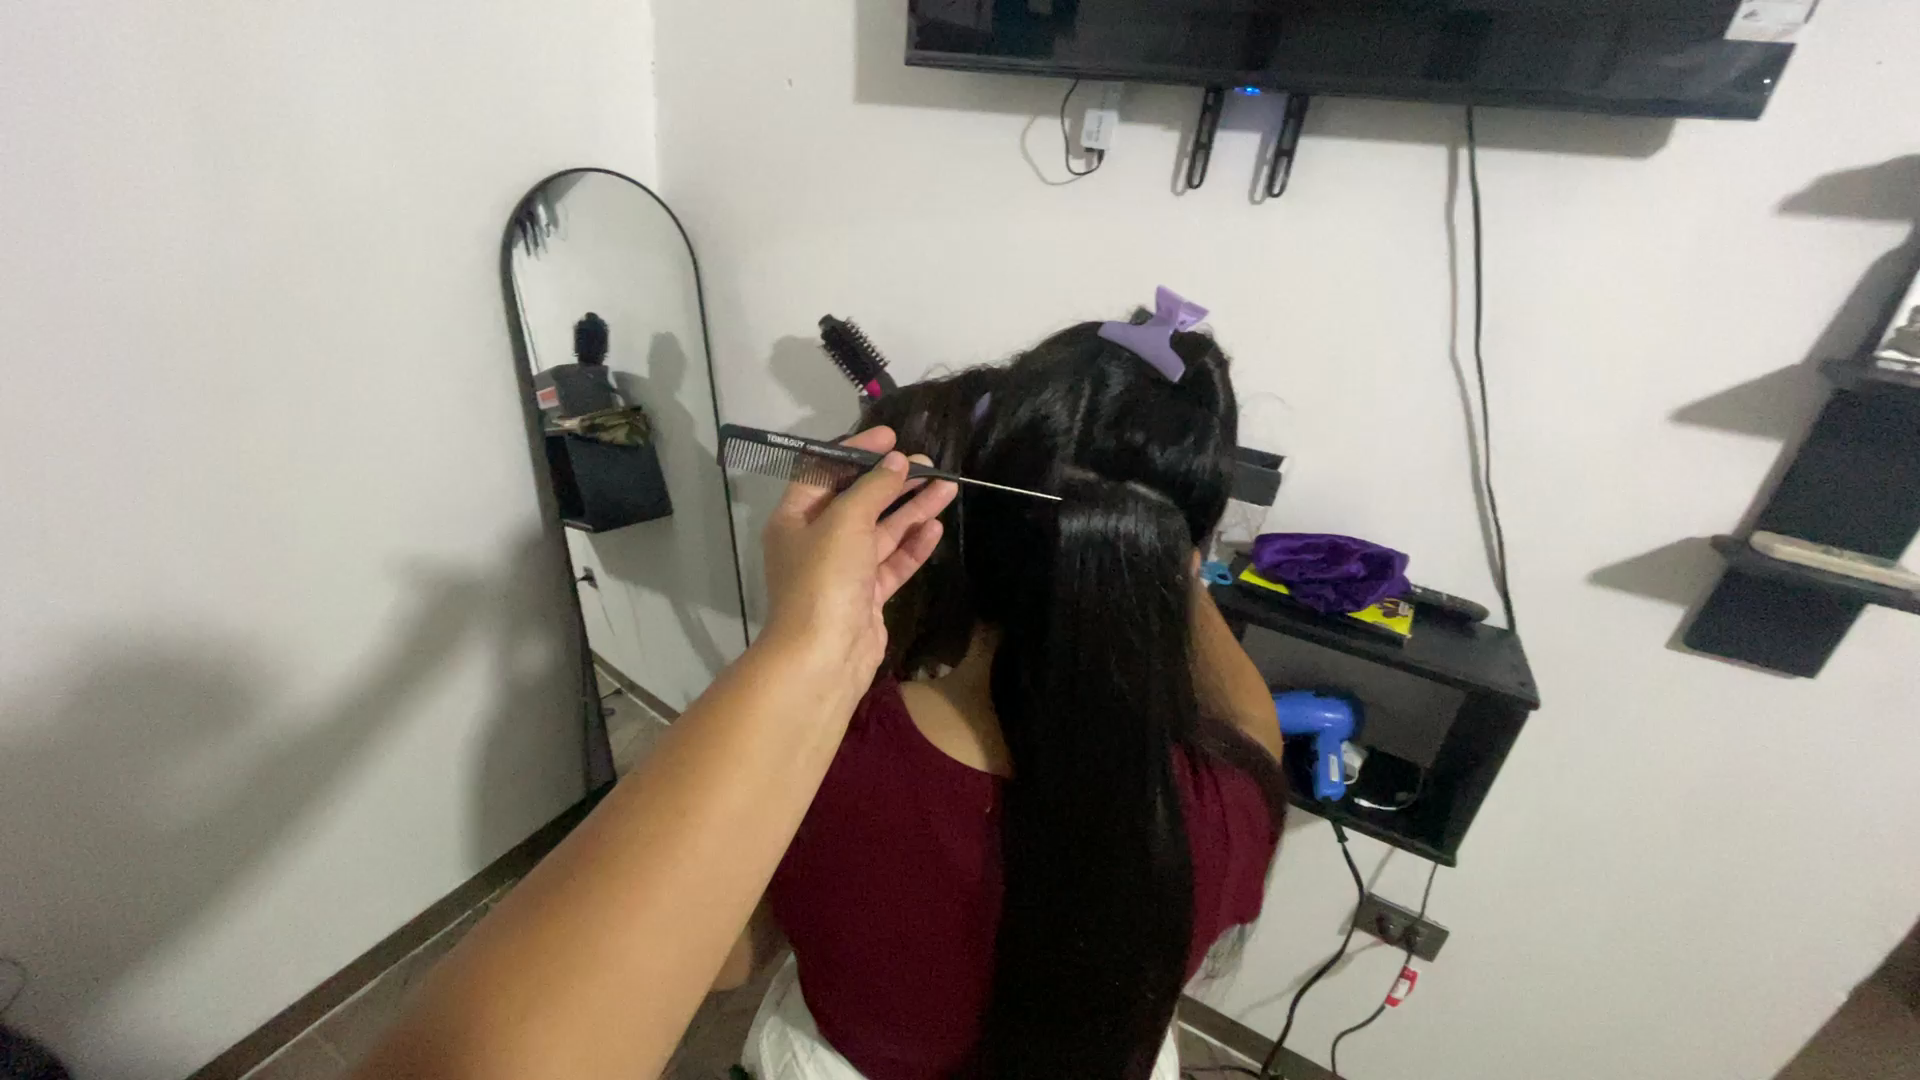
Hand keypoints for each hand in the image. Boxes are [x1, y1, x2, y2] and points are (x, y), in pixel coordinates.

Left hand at [760, 426, 957, 685]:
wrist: (823, 656)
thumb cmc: (824, 578)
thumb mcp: (844, 521)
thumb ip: (873, 488)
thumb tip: (897, 461)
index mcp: (795, 518)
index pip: (823, 471)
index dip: (854, 451)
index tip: (890, 437)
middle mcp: (816, 541)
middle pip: (858, 500)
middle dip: (892, 481)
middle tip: (927, 463)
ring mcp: (843, 570)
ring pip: (881, 531)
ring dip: (911, 509)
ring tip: (946, 486)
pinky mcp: (867, 595)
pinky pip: (892, 562)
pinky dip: (913, 545)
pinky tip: (936, 527)